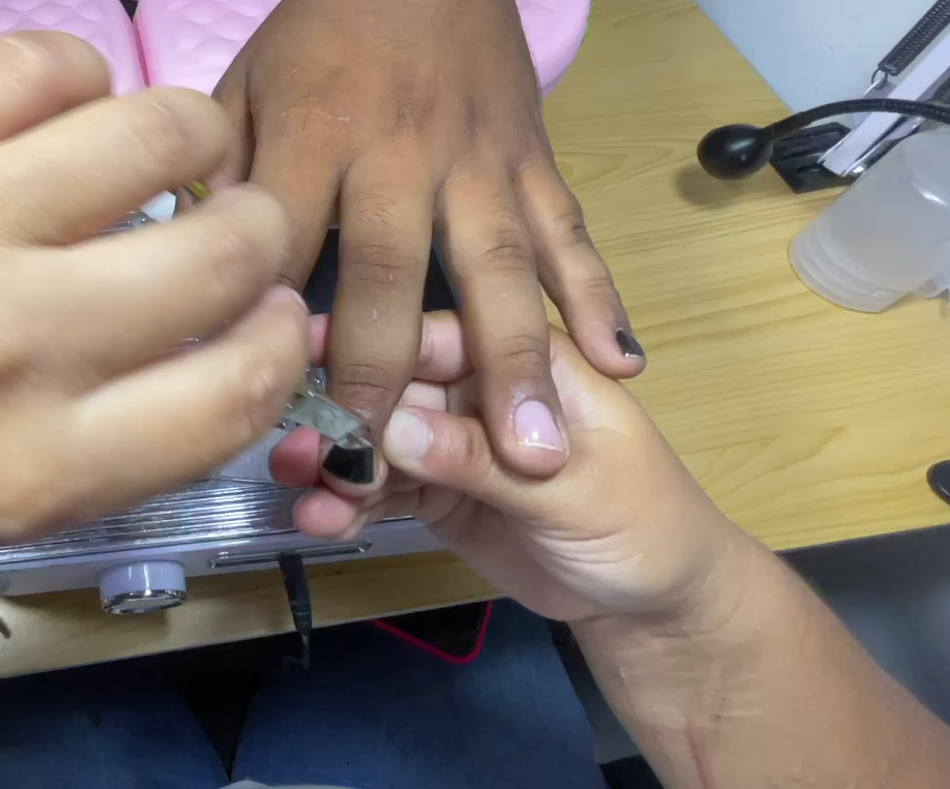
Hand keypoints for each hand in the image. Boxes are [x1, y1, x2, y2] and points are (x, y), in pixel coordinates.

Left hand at [0, 33, 308, 559]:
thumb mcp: (24, 499)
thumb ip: (151, 428)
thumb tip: (254, 317)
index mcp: (44, 465)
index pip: (239, 387)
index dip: (283, 342)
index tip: (269, 316)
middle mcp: (7, 341)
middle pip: (226, 255)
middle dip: (260, 234)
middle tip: (229, 230)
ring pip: (158, 132)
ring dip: (201, 139)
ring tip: (174, 156)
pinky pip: (42, 61)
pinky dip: (87, 78)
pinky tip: (71, 116)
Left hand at [220, 0, 642, 492]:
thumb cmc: (317, 28)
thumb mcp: (240, 80)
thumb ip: (214, 165)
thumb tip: (185, 250)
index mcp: (311, 133)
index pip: (284, 242)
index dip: (267, 322)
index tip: (257, 404)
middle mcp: (398, 152)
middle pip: (387, 275)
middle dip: (378, 373)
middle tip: (373, 468)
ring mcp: (477, 158)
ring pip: (495, 268)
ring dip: (512, 363)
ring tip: (531, 455)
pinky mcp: (532, 155)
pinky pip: (566, 232)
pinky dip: (597, 297)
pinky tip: (623, 367)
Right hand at [273, 312, 750, 622]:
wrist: (656, 611)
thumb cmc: (645, 526)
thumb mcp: (574, 490)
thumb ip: (480, 458)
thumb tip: (390, 428)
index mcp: (516, 359)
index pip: (432, 338)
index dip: (370, 352)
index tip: (308, 369)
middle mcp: (470, 387)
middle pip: (387, 392)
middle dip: (340, 422)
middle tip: (293, 451)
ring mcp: (444, 439)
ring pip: (373, 444)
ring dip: (335, 469)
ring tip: (305, 499)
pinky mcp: (427, 489)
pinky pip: (378, 492)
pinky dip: (348, 506)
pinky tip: (321, 521)